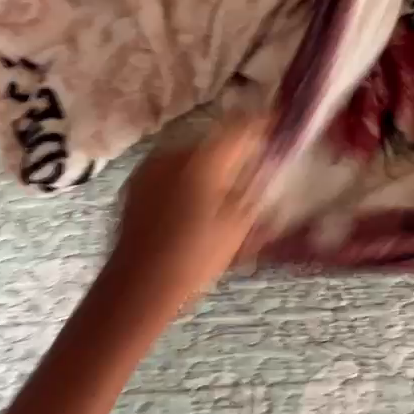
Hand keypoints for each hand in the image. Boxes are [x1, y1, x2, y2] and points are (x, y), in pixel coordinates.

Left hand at [108, 119, 267, 313]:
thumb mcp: (237, 225)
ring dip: (209, 165)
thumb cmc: (194, 259)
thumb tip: (265, 167)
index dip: (263, 126)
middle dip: (235, 150)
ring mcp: (151, 165)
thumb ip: (255, 188)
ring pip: (192, 154)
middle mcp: (175, 152)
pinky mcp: (136, 182)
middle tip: (252, 169)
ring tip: (220, 190)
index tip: (277, 131)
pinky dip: (186, 177)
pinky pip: (171, 169)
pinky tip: (193, 202)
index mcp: (204, 159)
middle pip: (215, 139)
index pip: (242, 126)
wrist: (138, 288)